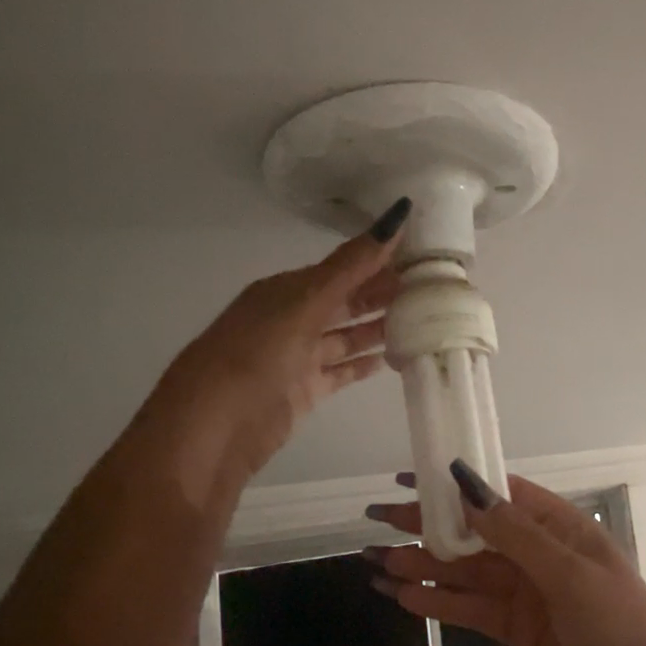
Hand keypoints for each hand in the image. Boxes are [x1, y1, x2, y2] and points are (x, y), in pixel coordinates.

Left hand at [135, 200, 408, 487]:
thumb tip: (397, 216)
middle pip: (346, 300)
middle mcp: (291, 318)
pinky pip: (342, 370)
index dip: (379, 258)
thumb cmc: (255, 356)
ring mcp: (297, 357)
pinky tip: (394, 358)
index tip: (425, 254)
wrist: (212, 429)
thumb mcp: (303, 304)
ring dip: (380, 327)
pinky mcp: (304, 391)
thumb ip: (351, 267)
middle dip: (384, 292)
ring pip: (347, 336)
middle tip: (434, 288)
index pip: (342, 267)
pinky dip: (365, 363)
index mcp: (285, 290)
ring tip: (424, 319)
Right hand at [365, 465, 645, 645]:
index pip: (501, 494)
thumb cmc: (618, 625)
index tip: (410, 477)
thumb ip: (515, 534)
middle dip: (428, 525)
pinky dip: (437, 602)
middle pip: (475, 533)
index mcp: (561, 527)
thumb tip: (468, 486)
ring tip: (373, 561)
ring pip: (466, 572)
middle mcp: (540, 554)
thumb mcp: (569, 574)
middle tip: (376, 518)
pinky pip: (469, 609)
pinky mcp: (515, 630)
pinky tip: (402, 596)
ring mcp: (526, 593)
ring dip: (423, 565)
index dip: (455, 484)